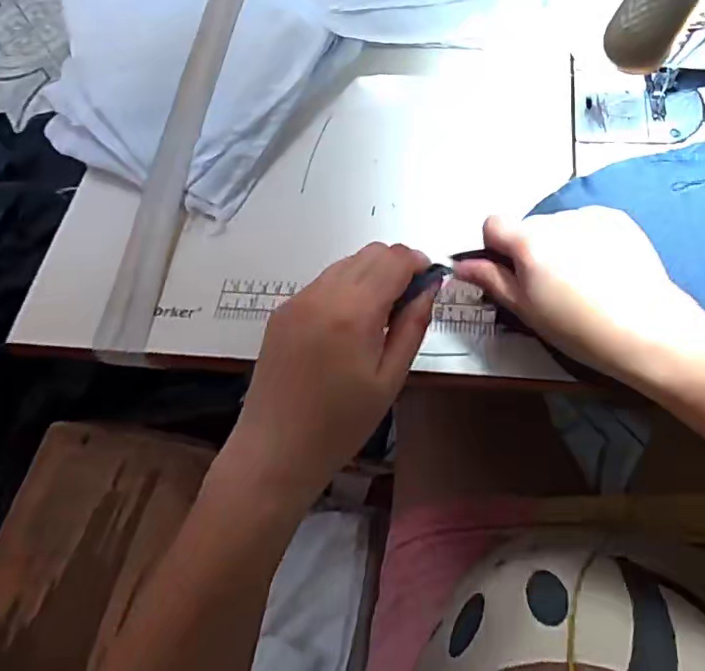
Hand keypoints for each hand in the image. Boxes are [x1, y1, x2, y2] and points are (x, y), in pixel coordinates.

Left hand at [222, 242, 433, 506]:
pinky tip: (349, 324)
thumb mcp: (389, 379)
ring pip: (346, 263)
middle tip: (408, 301)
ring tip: (379, 315)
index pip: (393, 260)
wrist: (274, 450)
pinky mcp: (282, 310)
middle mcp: (322, 294)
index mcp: (353, 312)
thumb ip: (412, 325)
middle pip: (370, 253)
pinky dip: (345, 287)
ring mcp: (298, 299)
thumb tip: (429, 287)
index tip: (430, 281)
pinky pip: (323, 282)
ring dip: (370, 274)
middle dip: (396, 265)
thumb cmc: (340, 424)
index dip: (417, 263)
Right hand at [453, 209, 704, 391]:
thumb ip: (491, 281)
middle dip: (531, 248)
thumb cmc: (580, 329)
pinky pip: (587, 224)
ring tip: (583, 281)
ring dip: (560, 244)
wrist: (651, 332)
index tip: (511, 273)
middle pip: (528, 226)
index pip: (493, 224)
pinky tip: (604, 270)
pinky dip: (587, 240)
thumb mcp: (527, 311)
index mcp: (528, 241)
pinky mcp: (618, 219)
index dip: (496, 248)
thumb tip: (462, 266)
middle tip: (550, 286)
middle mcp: (556, 219)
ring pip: (558, 226)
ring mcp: (589, 216)